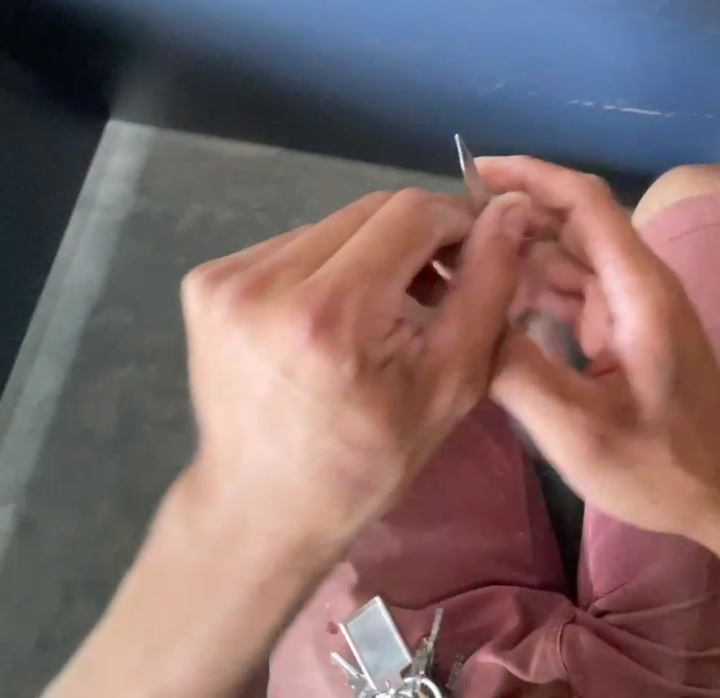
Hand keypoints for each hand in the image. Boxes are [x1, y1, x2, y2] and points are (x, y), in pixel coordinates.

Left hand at [177, 187, 531, 554]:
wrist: (260, 511)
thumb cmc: (368, 460)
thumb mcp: (452, 382)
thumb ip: (486, 286)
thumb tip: (512, 209)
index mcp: (330, 313)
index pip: (413, 212)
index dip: (456, 223)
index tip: (473, 259)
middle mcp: (265, 281)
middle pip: (374, 209)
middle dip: (419, 236)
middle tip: (437, 286)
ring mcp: (226, 277)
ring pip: (339, 222)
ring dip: (376, 250)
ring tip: (387, 306)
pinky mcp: (207, 280)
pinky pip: (300, 241)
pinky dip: (334, 263)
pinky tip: (339, 312)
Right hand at [480, 156, 719, 538]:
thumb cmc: (663, 467)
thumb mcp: (580, 431)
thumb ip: (518, 373)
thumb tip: (466, 321)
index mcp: (638, 288)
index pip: (586, 203)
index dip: (533, 176)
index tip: (475, 169)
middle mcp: (638, 282)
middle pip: (573, 224)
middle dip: (514, 216)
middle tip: (447, 227)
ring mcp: (634, 305)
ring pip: (570, 259)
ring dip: (520, 255)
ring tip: (457, 262)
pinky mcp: (626, 329)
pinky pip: (575, 293)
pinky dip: (535, 290)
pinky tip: (494, 303)